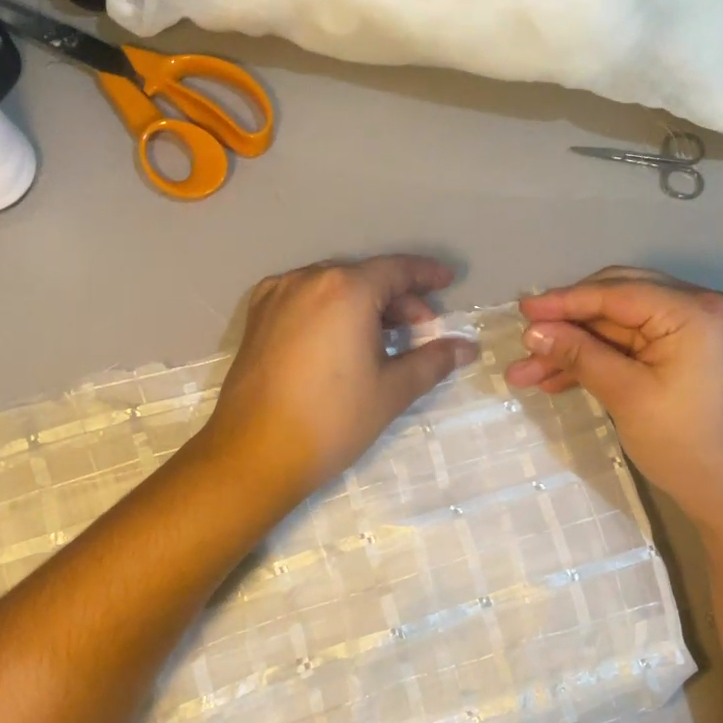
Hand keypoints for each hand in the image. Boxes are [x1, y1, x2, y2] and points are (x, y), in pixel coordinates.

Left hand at [202, 256, 476, 501]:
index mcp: (345, 289)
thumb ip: (432, 361)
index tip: (449, 281)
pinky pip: (305, 300)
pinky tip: (344, 341)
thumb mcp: (392, 391)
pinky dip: (332, 310)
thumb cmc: (333, 419)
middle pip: (364, 276)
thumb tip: (467, 348)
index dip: (427, 275)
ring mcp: (276, 296)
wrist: (256, 452)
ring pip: (333, 287)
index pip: (396, 269)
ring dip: (365, 304)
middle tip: (423, 328)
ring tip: (386, 338)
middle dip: (397, 297)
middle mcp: (307, 280)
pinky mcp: (257, 318)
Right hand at [505, 267, 722, 526]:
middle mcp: (698, 308)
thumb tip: (533, 331)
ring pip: (617, 327)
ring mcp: (692, 331)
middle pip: (617, 301)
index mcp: (694, 310)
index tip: (523, 309)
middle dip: (567, 325)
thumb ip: (579, 354)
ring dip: (575, 347)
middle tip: (525, 341)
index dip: (566, 301)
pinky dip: (597, 359)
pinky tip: (556, 379)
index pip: (618, 292)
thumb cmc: (681, 441)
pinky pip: (630, 346)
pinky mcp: (682, 354)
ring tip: (526, 374)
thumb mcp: (625, 394)